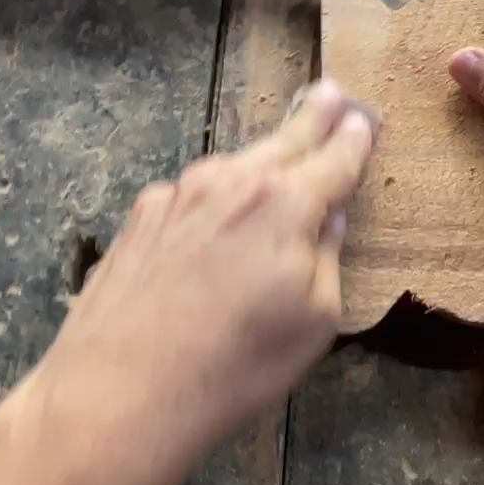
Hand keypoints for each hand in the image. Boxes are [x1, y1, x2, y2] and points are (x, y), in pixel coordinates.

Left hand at [29, 81, 375, 484]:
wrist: (119, 392)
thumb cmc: (237, 365)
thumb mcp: (315, 320)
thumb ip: (328, 255)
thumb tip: (330, 215)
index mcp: (288, 202)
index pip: (336, 158)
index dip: (355, 138)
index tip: (365, 119)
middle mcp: (234, 180)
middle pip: (286, 139)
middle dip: (315, 115)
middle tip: (331, 92)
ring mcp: (181, 191)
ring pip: (236, 164)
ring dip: (263, 158)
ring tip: (278, 159)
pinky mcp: (142, 213)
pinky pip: (195, 194)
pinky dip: (215, 197)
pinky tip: (212, 227)